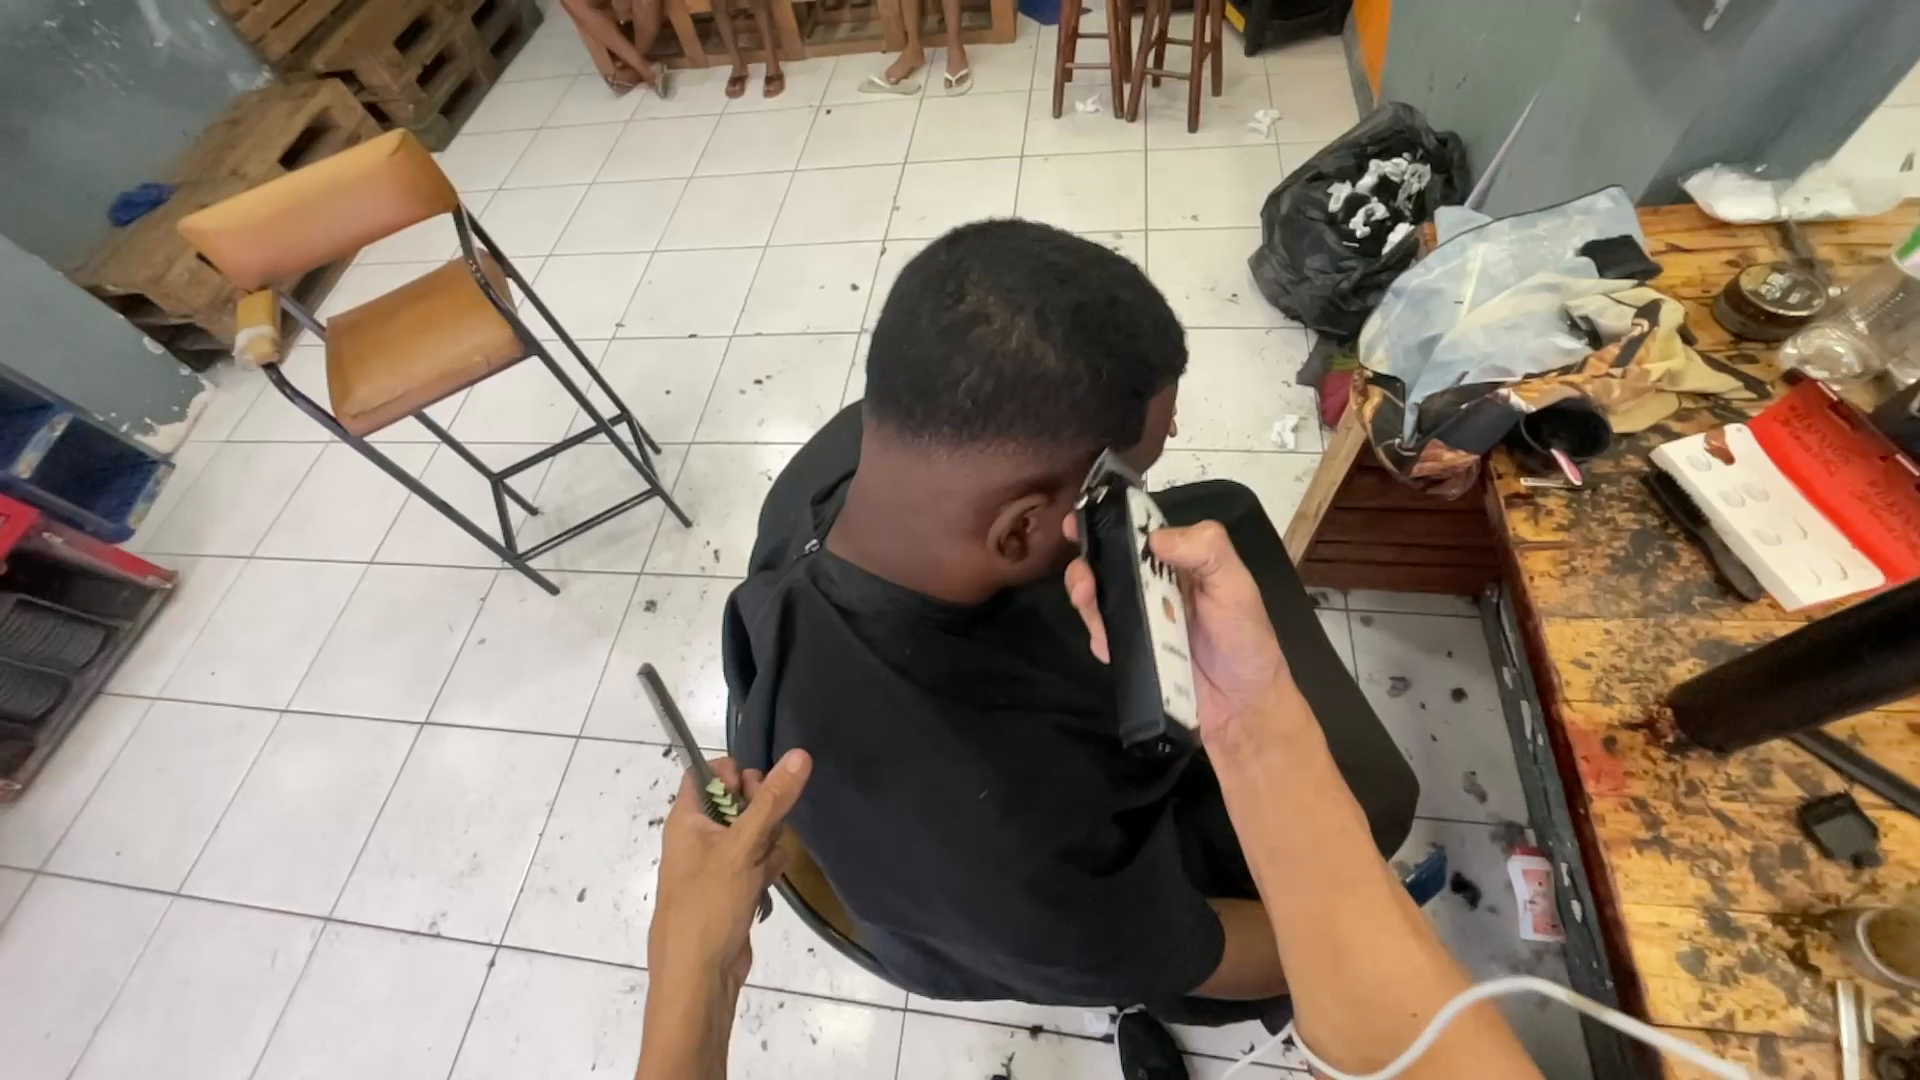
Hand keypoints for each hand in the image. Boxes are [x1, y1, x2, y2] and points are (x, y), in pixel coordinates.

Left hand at [648, 750, 812, 999]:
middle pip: (738, 797)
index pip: (707, 772)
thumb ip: (773, 799)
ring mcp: (717, 861)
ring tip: (762, 862)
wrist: (699, 979)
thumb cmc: (708, 905)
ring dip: (768, 841)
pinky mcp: (733, 885)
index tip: (754, 790)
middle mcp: (699, 834)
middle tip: (762, 830)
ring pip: (754, 828)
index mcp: (687, 818)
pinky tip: (767, 881)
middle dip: (761, 810)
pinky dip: (767, 865)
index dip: (734, 773)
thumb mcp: (742, 845)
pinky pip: (759, 857)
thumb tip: (800, 753)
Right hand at [1063, 518, 1292, 740]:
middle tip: (1083, 581)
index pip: (1136, 531)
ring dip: (1084, 596)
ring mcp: (1136, 618)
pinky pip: (1101, 636)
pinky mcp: (1127, 650)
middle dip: (1084, 565)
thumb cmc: (1245, 641)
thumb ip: (1208, 550)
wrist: (1241, 708)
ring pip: (1095, 597)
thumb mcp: (1237, 586)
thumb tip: (1154, 537)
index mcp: (1177, 560)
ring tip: (1086, 602)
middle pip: (1104, 563)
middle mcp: (1151, 584)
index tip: (1078, 521)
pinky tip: (1110, 645)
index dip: (1105, 521)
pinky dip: (1099, 637)